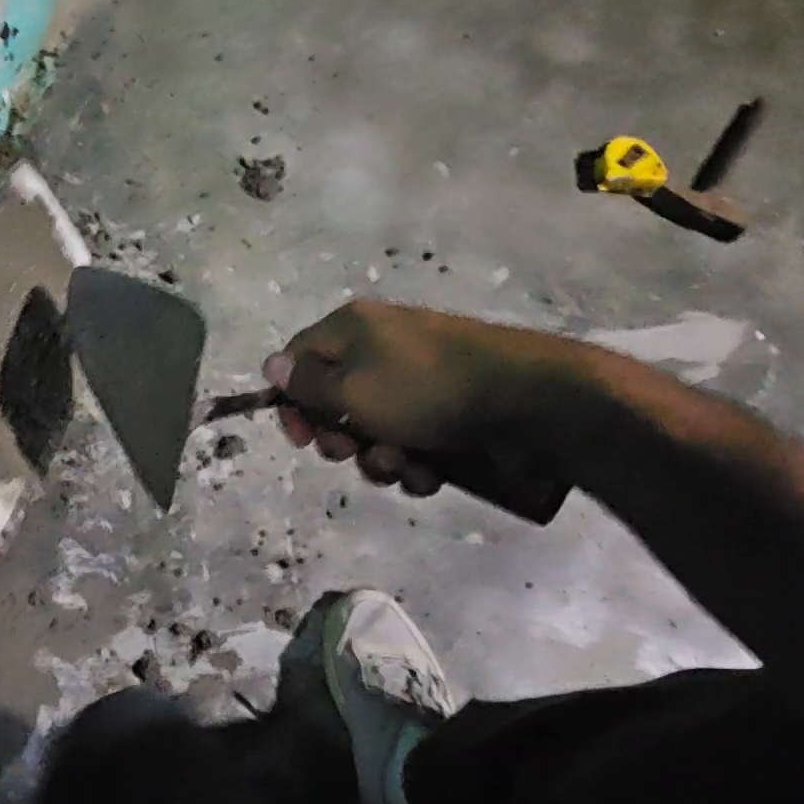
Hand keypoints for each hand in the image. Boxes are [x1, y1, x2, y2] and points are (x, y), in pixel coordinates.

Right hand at [262, 300, 579, 495]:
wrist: (532, 401)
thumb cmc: (426, 391)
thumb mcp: (351, 390)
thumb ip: (305, 384)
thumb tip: (271, 365)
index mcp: (352, 330)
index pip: (296, 360)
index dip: (290, 402)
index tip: (300, 438)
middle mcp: (380, 349)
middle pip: (332, 401)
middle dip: (340, 439)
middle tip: (353, 452)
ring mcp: (416, 381)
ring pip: (372, 431)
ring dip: (379, 459)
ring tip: (405, 465)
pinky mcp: (446, 410)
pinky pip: (410, 442)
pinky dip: (414, 463)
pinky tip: (432, 472)